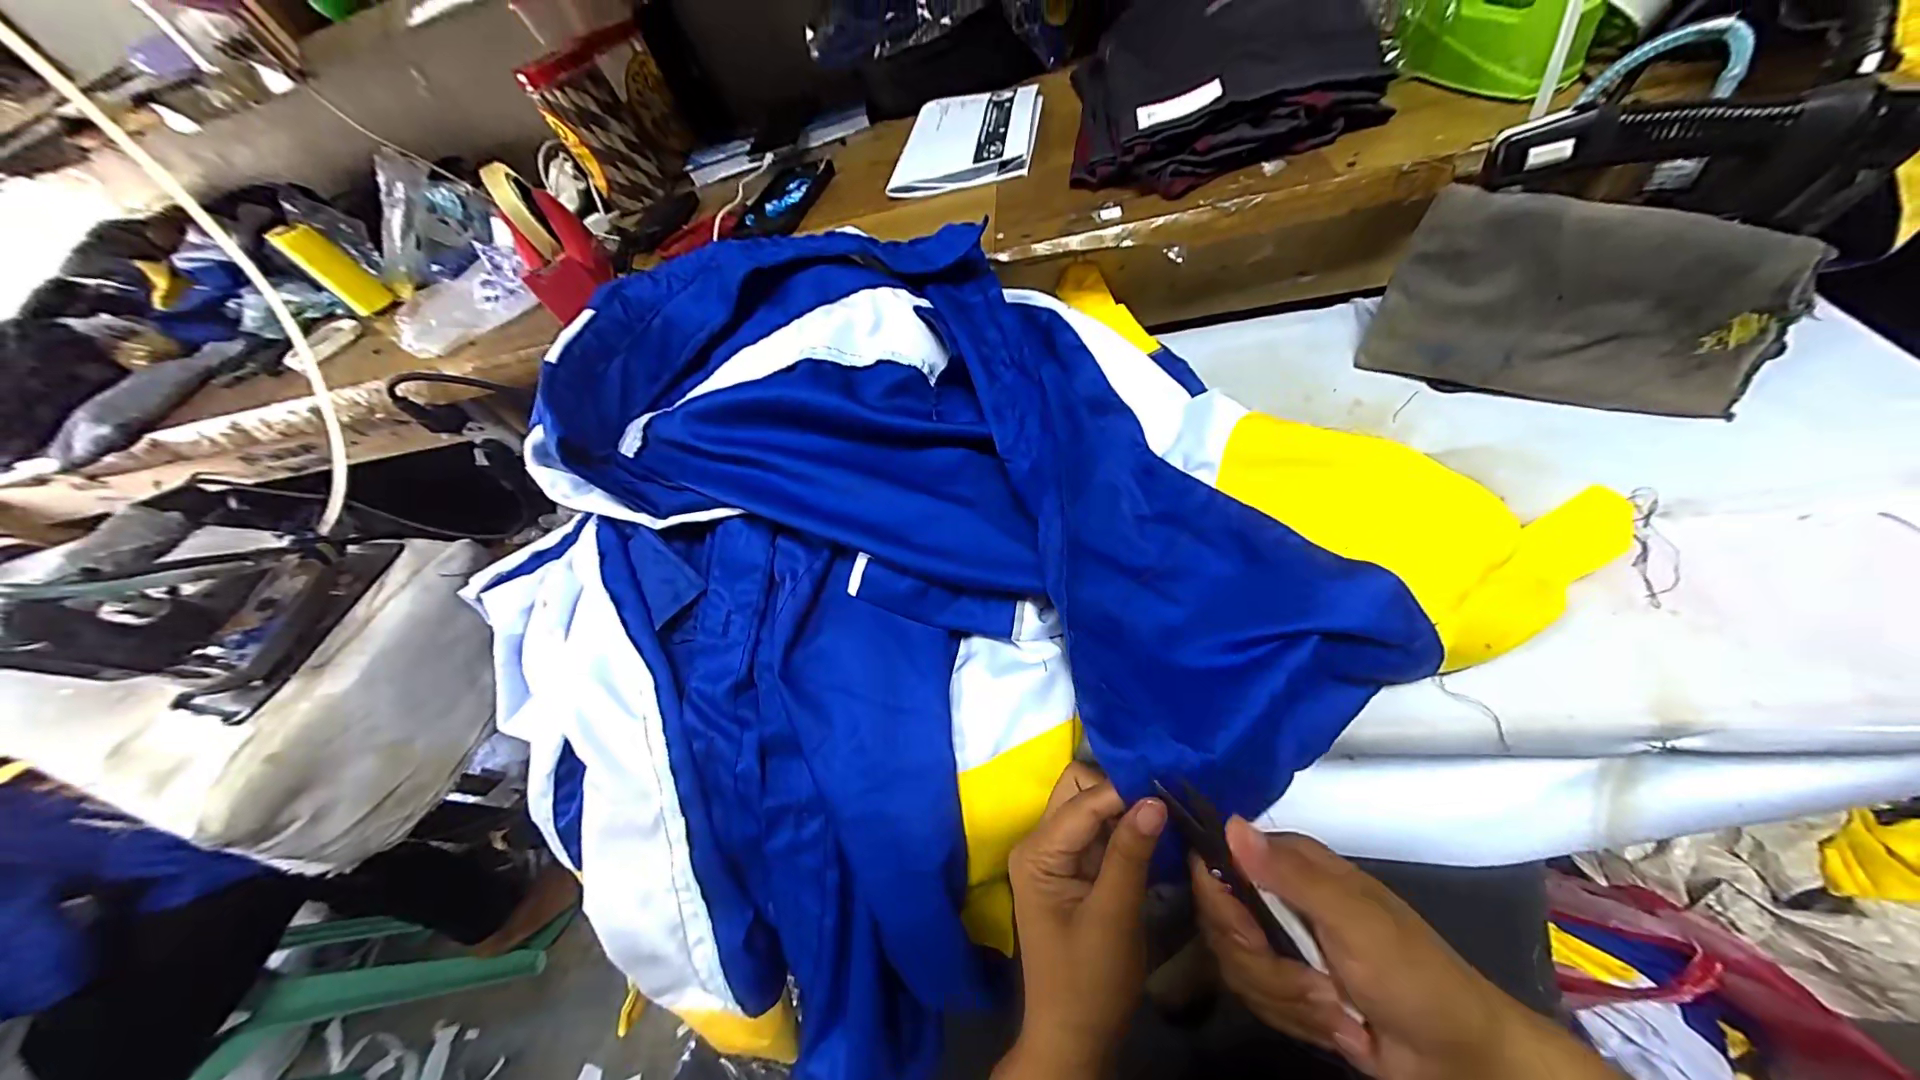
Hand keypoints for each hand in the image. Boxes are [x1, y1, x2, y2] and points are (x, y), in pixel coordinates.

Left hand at [994, 763, 1166, 1079]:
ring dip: (1124, 806)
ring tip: (1167, 806)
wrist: (1073, 1037)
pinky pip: (1098, 832)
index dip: (1124, 790)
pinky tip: (1154, 829)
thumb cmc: (1090, 982)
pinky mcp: (1072, 869)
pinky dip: (1124, 827)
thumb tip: (1155, 799)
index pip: (1083, 801)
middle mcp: (1039, 842)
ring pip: (1090, 807)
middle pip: (1078, 790)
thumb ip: (1131, 853)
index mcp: (1038, 851)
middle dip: (1119, 789)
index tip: (1169, 785)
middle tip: (1165, 798)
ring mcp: (1055, 855)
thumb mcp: (1115, 916)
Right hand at [1193, 820, 1615, 1079]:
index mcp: (1289, 864)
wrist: (1460, 1057)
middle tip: (1319, 987)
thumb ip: (1290, 874)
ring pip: (1236, 968)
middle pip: (1221, 926)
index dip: (1222, 904)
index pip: (1217, 865)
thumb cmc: (1414, 975)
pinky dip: (1297, 1021)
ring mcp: (1279, 942)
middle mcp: (1274, 895)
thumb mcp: (1355, 921)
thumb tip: (1230, 824)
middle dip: (1267, 970)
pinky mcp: (1285, 984)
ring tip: (1341, 1011)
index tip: (1251, 937)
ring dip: (1290, 1002)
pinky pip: (1255, 999)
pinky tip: (1340, 1025)